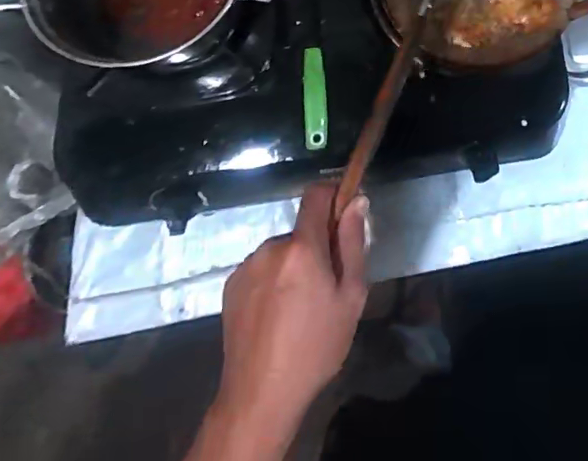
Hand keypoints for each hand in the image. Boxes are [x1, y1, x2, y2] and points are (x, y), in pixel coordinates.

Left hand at [203, 182, 368, 454]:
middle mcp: (270, 247)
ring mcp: (246, 265)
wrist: (259, 395)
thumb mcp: (350, 298)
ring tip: (298, 308)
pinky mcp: (231, 284)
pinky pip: (261, 270)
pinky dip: (272, 281)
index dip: (332, 194)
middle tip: (325, 287)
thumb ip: (353, 244)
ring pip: (280, 252)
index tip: (344, 212)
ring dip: (292, 266)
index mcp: (301, 247)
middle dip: (315, 247)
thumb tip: (356, 201)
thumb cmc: (315, 347)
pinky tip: (275, 315)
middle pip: (300, 231)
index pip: (315, 195)